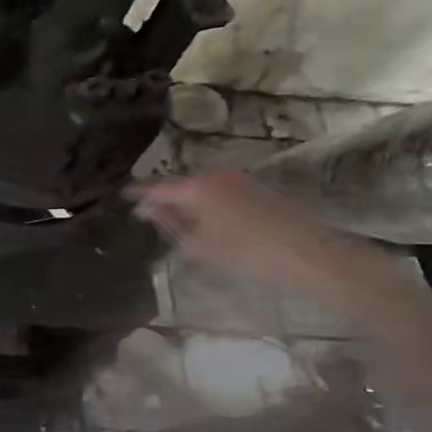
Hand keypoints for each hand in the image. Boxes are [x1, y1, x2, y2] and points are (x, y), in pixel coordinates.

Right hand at [129, 172, 389, 307]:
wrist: (308, 254)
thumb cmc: (246, 253)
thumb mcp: (200, 245)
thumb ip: (171, 225)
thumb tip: (152, 212)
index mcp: (198, 187)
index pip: (158, 188)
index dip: (139, 194)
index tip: (123, 198)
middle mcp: (217, 176)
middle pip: (182, 186)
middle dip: (166, 201)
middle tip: (151, 218)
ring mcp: (240, 181)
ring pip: (203, 191)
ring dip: (189, 205)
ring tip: (178, 226)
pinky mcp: (258, 191)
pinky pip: (221, 195)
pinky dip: (208, 207)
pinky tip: (208, 226)